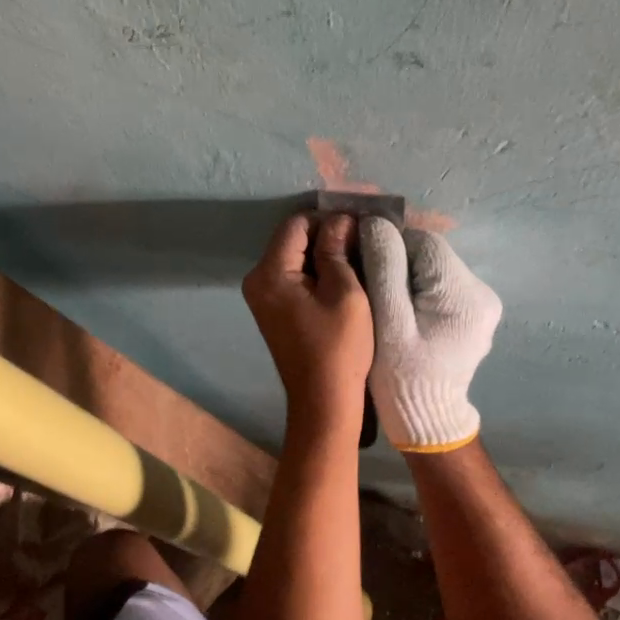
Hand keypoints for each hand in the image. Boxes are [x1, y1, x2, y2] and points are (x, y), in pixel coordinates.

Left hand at [242, 212, 373, 431]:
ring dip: (323, 254)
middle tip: (362, 240)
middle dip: (326, 236)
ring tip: (357, 258)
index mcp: (269, 273)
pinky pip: (293, 277)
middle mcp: (257, 279)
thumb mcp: (344, 292)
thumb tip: (339, 219)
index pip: (295, 225)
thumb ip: (336, 250)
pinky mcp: (273, 309)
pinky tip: (342, 277)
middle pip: (292, 240)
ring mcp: (262, 296)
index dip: (328, 220)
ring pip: (294, 257)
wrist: (324, 400)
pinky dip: (316, 272)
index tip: (359, 227)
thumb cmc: (338, 347)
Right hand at [359, 218, 501, 452]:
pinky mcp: (470, 315)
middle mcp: (481, 293)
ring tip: (380, 299)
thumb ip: (383, 267)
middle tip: (366, 282)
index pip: (423, 242)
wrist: (427, 421)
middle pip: (428, 254)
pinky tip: (397, 309)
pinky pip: (437, 285)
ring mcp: (479, 305)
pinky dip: (414, 288)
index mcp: (464, 294)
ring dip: (403, 273)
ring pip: (431, 268)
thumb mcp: (386, 320)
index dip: (387, 244)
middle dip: (395, 259)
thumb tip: (376, 223)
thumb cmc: (402, 375)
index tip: (360, 261)